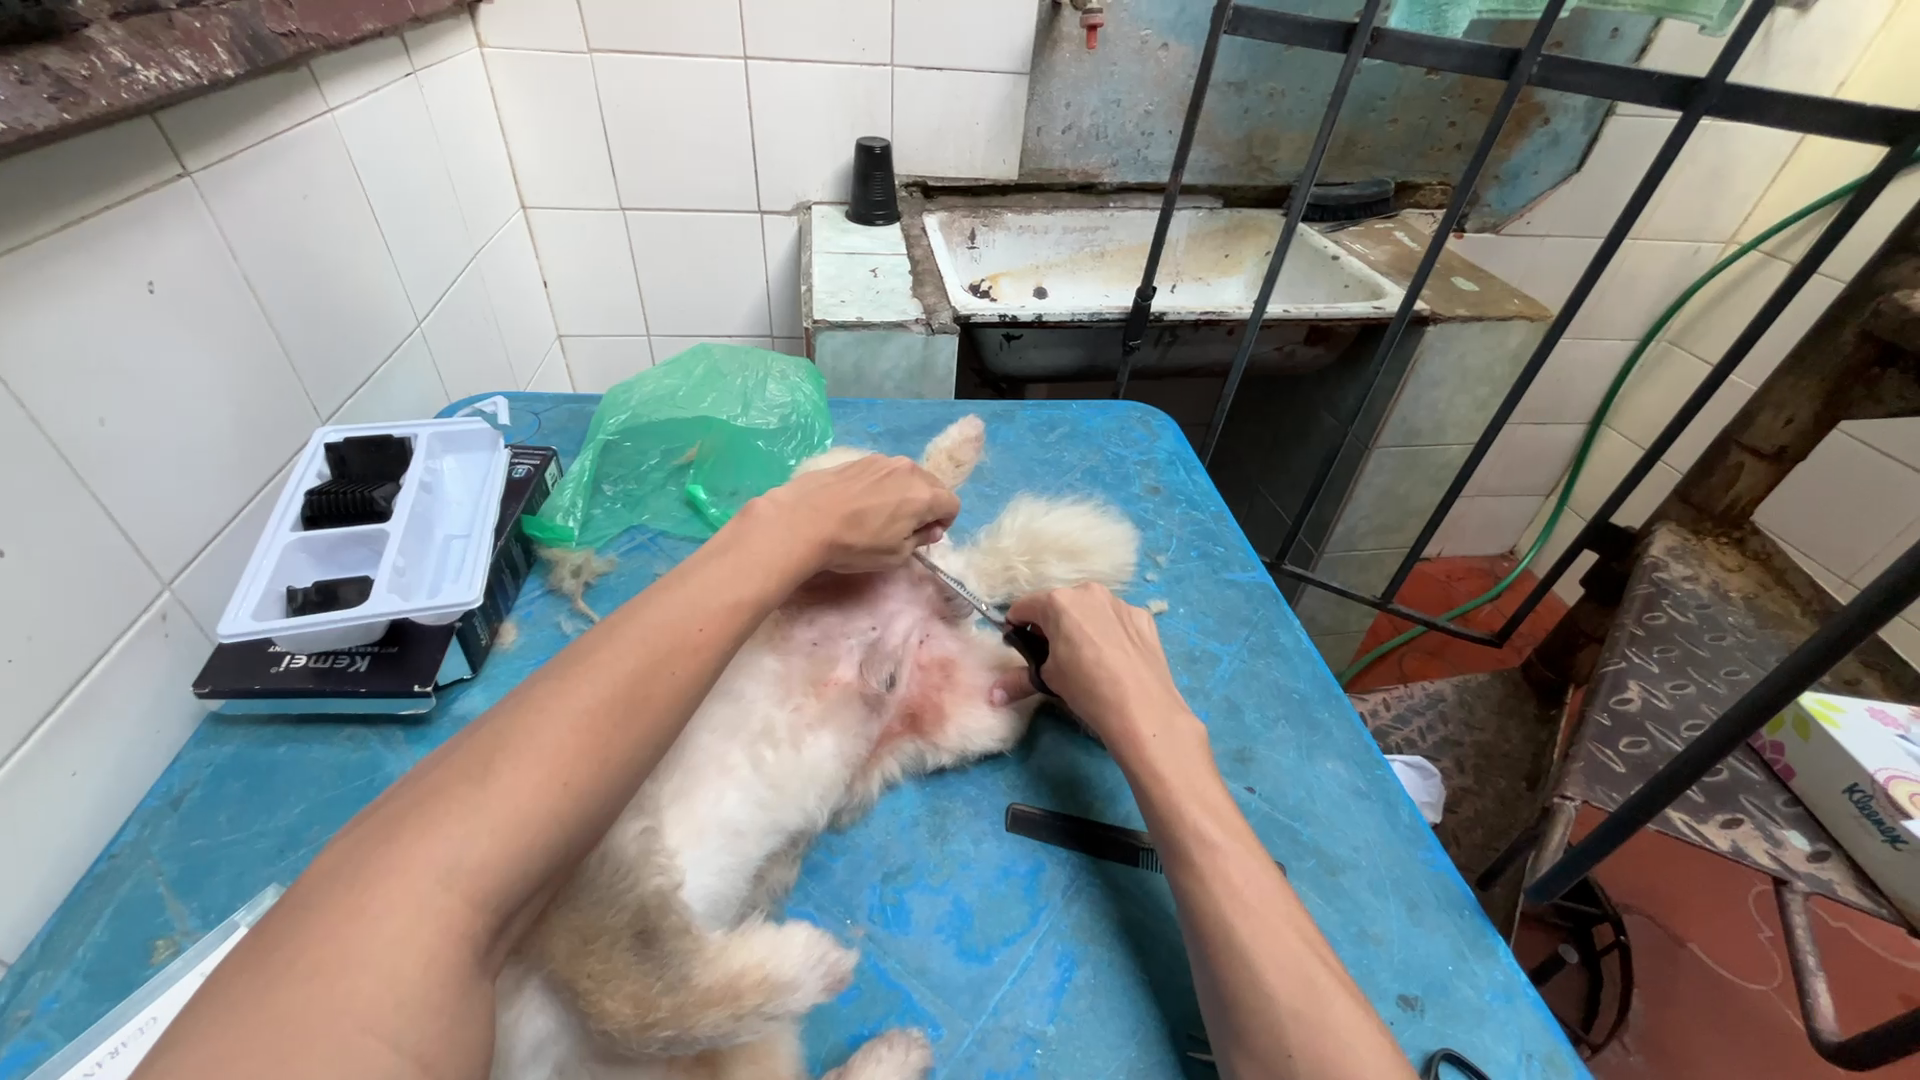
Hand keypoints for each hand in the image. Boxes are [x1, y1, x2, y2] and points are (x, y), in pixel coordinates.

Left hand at [749, 454, 959, 573]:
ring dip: (905, 494)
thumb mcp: (896, 554)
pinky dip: (884, 486)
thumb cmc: (855, 544)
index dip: (944, 523)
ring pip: (908, 477)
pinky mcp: (860, 459)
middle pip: (933, 486)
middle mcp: (909, 470)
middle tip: (906, 527)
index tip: (925, 536)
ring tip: (881, 514)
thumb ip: (921, 539)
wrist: (804, 520)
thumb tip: (931, 529)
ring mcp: (883, 461)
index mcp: (925, 495)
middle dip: (927, 506)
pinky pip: (884, 472)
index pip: (952, 504)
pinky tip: (861, 503)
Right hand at [993, 584, 1201, 756]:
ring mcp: (1119, 602)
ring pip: (1089, 609)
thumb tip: (993, 695)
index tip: (1020, 647)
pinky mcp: (1143, 616)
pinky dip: (1109, 633)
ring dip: (1081, 626)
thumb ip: (1017, 680)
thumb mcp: (1048, 681)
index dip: (1016, 627)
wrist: (1143, 709)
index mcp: (1058, 601)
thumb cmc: (1086, 689)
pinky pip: (1116, 619)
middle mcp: (1088, 592)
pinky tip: (1115, 659)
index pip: (1023, 607)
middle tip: (1054, 657)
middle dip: (1051, 626)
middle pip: (1058, 604)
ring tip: (1087, 659)